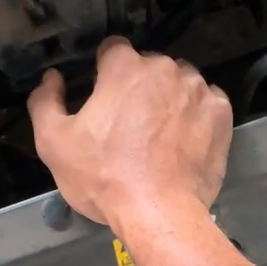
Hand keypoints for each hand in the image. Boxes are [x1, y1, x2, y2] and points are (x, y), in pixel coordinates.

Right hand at [28, 38, 232, 230]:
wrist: (159, 215)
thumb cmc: (104, 179)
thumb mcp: (54, 144)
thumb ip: (45, 102)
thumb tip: (52, 79)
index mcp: (124, 68)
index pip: (112, 50)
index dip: (103, 74)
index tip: (103, 100)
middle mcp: (165, 69)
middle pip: (148, 68)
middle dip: (138, 90)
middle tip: (130, 129)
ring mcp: (198, 91)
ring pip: (179, 85)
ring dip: (169, 101)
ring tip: (159, 139)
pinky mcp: (221, 116)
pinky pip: (206, 106)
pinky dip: (196, 119)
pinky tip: (183, 144)